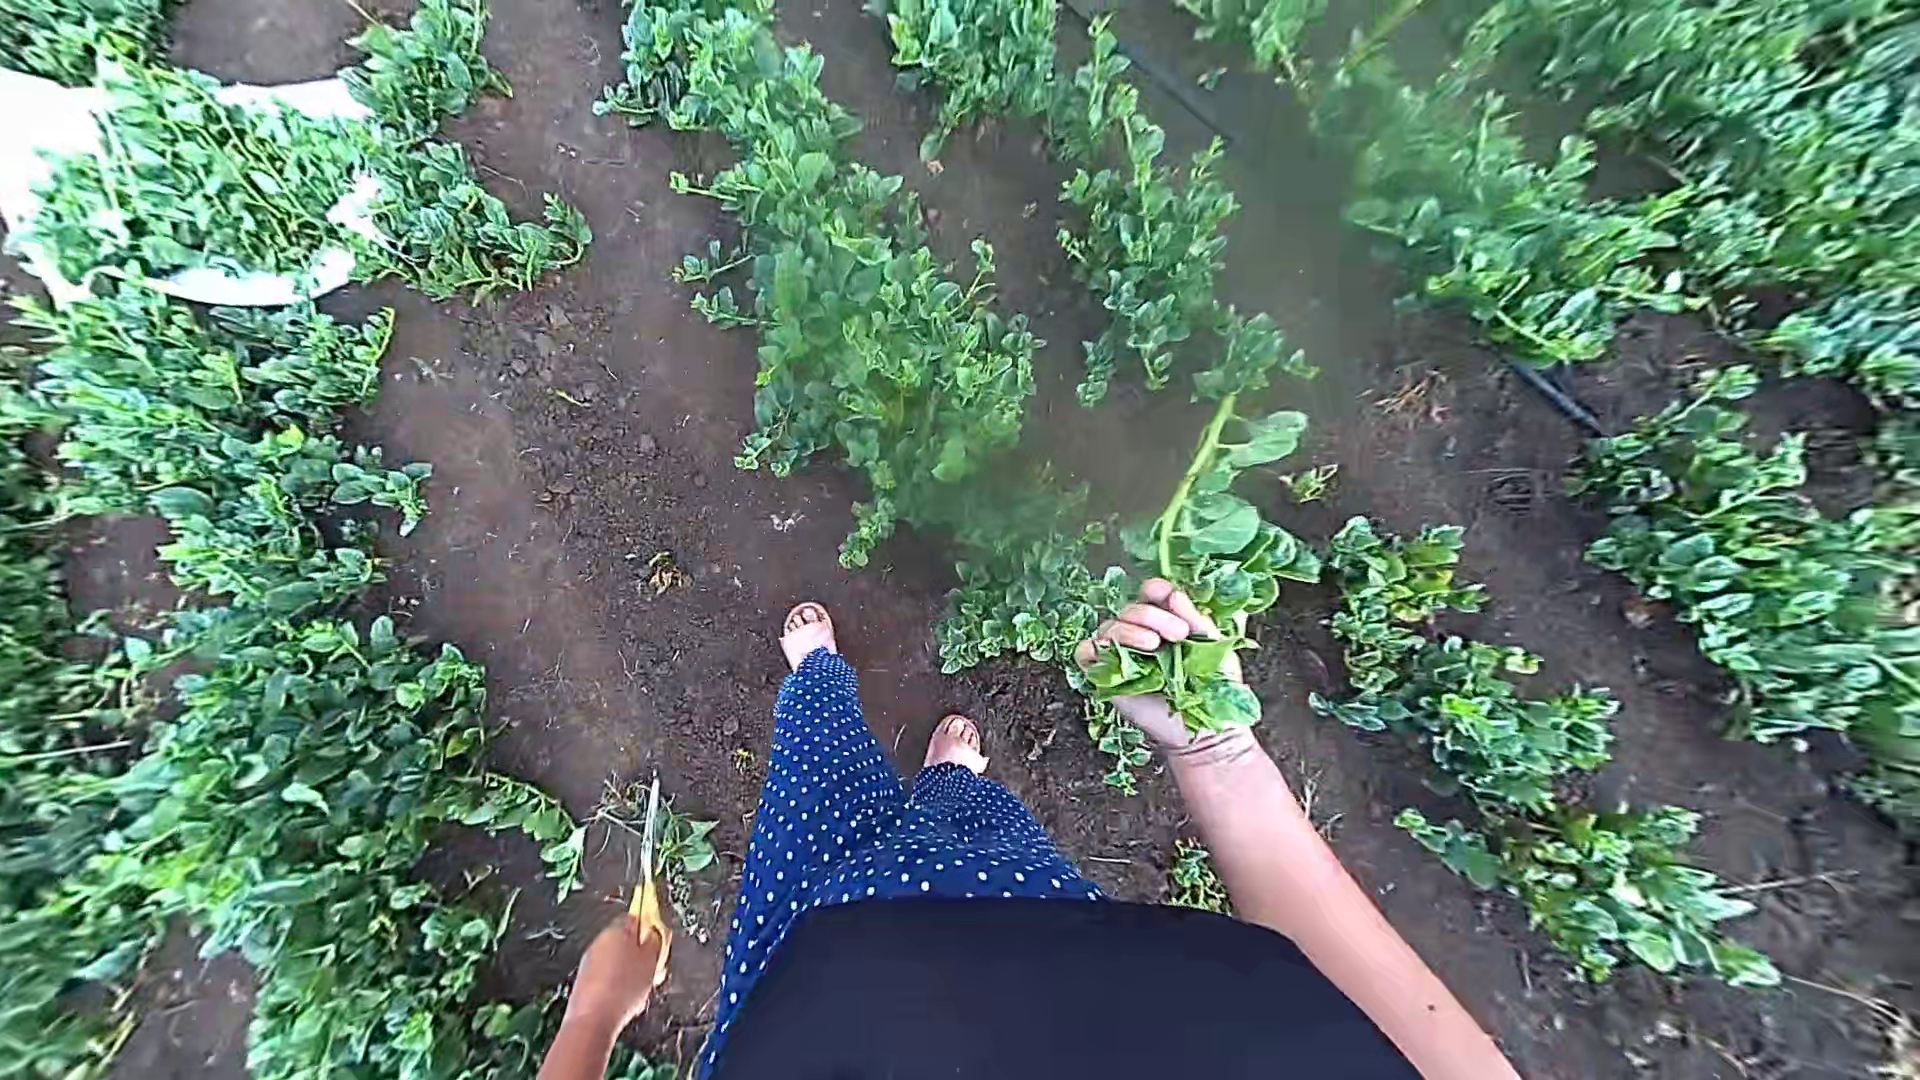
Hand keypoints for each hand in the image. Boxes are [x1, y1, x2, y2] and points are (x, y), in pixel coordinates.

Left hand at [561, 914, 667, 1035]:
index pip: (636, 917)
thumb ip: (656, 939)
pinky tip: (625, 1003)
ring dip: (630, 973)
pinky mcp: (581, 988)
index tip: (659, 945)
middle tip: (653, 971)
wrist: (591, 1025)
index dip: (651, 930)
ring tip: (641, 991)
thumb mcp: (652, 958)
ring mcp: (587, 966)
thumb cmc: (623, 988)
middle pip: (626, 942)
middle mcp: (598, 943)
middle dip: (641, 956)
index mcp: (615, 929)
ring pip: (617, 963)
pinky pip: (606, 981)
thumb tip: (653, 933)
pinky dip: (616, 988)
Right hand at [1074, 578, 1244, 749]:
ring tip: (1154, 647)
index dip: (1154, 590)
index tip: (1166, 595)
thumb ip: (1194, 618)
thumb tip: (1173, 593)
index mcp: (1164, 623)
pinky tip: (1119, 658)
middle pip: (1129, 609)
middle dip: (1151, 616)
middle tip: (1177, 635)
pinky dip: (1093, 648)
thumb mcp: (1213, 646)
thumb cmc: (1212, 689)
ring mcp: (1119, 655)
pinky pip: (1084, 652)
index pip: (1149, 595)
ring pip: (1108, 627)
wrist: (1205, 731)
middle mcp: (1138, 635)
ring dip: (1130, 631)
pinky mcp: (1103, 676)